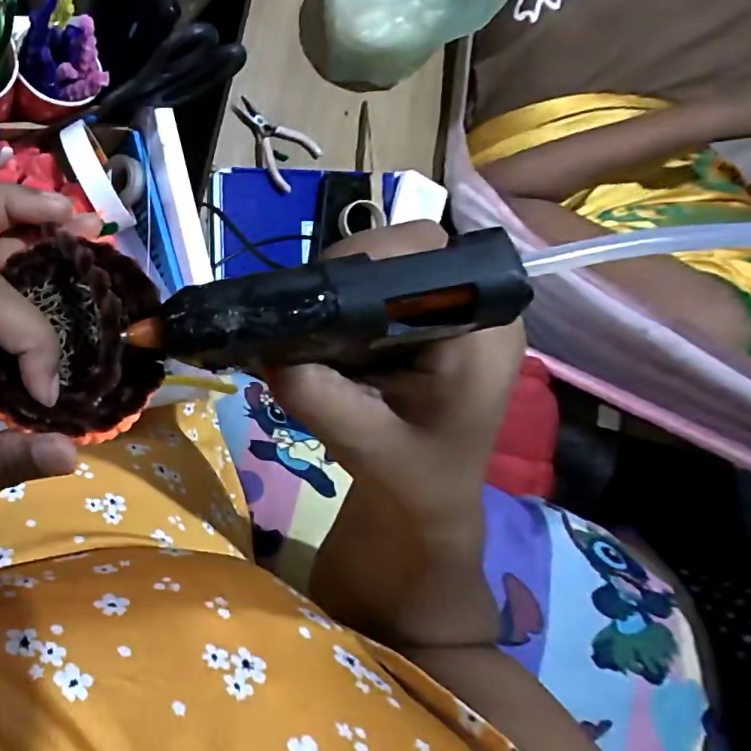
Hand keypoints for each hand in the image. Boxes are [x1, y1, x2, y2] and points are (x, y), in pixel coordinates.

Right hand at [261, 222, 527, 517]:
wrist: (424, 501)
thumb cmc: (411, 478)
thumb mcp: (362, 443)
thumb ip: (320, 398)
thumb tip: (270, 351)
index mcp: (480, 332)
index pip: (431, 254)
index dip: (373, 258)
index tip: (325, 293)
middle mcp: (476, 309)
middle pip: (408, 249)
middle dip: (351, 272)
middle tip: (311, 312)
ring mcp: (452, 311)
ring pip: (390, 263)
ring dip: (345, 286)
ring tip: (318, 325)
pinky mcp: (428, 319)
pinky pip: (382, 286)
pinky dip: (348, 300)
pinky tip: (332, 332)